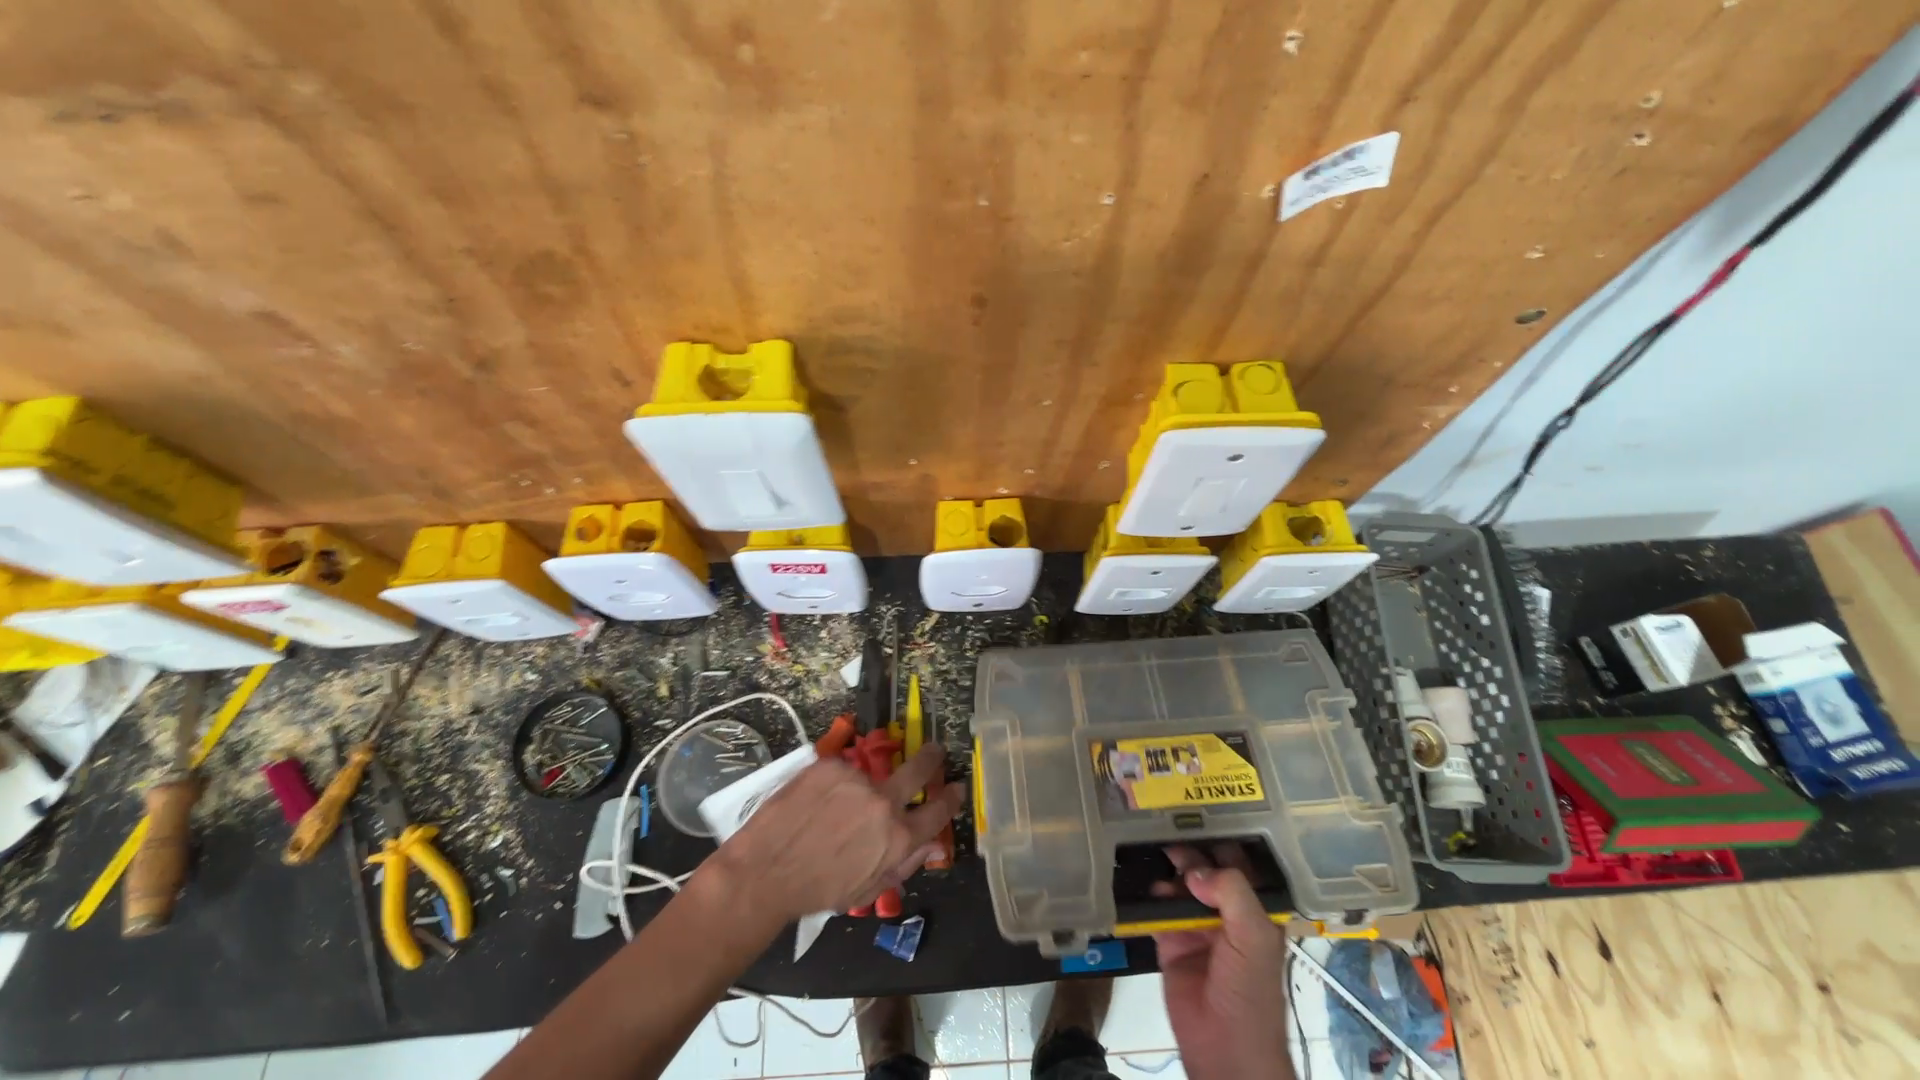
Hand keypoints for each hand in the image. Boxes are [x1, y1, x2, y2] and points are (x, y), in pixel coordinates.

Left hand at [707, 743, 963, 922]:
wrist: (765, 872)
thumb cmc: (818, 891)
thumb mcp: (869, 889)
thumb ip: (905, 863)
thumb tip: (930, 844)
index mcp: (900, 837)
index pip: (939, 810)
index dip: (952, 797)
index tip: (956, 788)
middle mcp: (884, 802)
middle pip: (920, 768)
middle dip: (932, 758)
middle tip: (935, 752)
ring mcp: (856, 779)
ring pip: (871, 773)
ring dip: (865, 783)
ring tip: (838, 804)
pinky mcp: (828, 766)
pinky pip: (841, 770)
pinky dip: (835, 783)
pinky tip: (816, 801)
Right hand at [1152, 846, 1291, 1079]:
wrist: (1224, 1046)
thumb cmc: (1250, 989)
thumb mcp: (1253, 936)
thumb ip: (1231, 892)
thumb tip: (1194, 870)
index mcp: (1255, 911)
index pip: (1240, 866)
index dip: (1223, 843)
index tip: (1199, 816)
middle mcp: (1227, 913)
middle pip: (1206, 872)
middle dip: (1191, 853)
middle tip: (1168, 834)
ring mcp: (1198, 928)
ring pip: (1180, 888)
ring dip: (1170, 873)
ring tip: (1157, 856)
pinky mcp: (1170, 943)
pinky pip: (1157, 913)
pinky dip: (1149, 900)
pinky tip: (1145, 889)